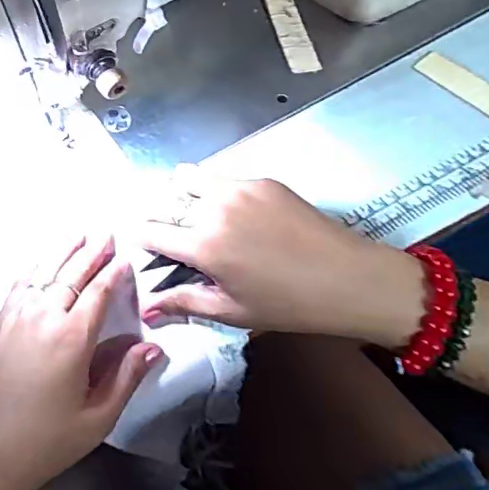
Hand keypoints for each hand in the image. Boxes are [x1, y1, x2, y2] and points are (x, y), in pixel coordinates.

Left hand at [0, 234, 161, 489]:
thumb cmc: (45, 441)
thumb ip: (126, 378)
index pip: (98, 293)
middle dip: (91, 252)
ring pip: (44, 272)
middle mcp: (43, 318)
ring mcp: (16, 318)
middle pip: (71, 274)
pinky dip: (35, 269)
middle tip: (106, 236)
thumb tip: (153, 347)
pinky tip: (42, 265)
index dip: (114, 274)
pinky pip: (20, 286)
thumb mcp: (97, 418)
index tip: (126, 260)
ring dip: (63, 252)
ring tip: (79, 236)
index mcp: (72, 338)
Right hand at [136, 171, 426, 347]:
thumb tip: (147, 309)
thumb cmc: (287, 304)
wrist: (347, 277)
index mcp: (203, 246)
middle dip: (159, 214)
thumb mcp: (232, 311)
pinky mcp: (261, 180)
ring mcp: (239, 188)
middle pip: (165, 199)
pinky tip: (233, 211)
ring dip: (182, 192)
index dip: (141, 238)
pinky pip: (223, 177)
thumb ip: (185, 302)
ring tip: (194, 212)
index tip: (144, 244)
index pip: (151, 231)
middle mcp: (213, 209)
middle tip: (170, 231)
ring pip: (190, 178)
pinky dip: (214, 190)